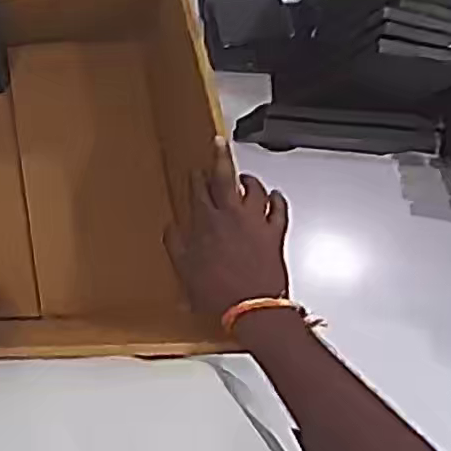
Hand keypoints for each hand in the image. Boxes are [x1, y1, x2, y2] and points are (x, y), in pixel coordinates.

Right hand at [164, 154, 290, 317]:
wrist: (251, 308)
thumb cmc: (216, 290)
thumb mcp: (183, 267)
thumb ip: (175, 243)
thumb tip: (171, 228)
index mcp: (205, 221)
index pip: (197, 189)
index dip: (195, 178)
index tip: (193, 172)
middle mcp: (230, 215)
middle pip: (224, 177)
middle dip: (220, 157)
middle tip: (218, 143)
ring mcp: (255, 223)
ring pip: (254, 190)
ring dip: (248, 180)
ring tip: (244, 175)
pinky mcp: (274, 235)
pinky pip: (279, 210)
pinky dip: (277, 200)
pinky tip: (275, 195)